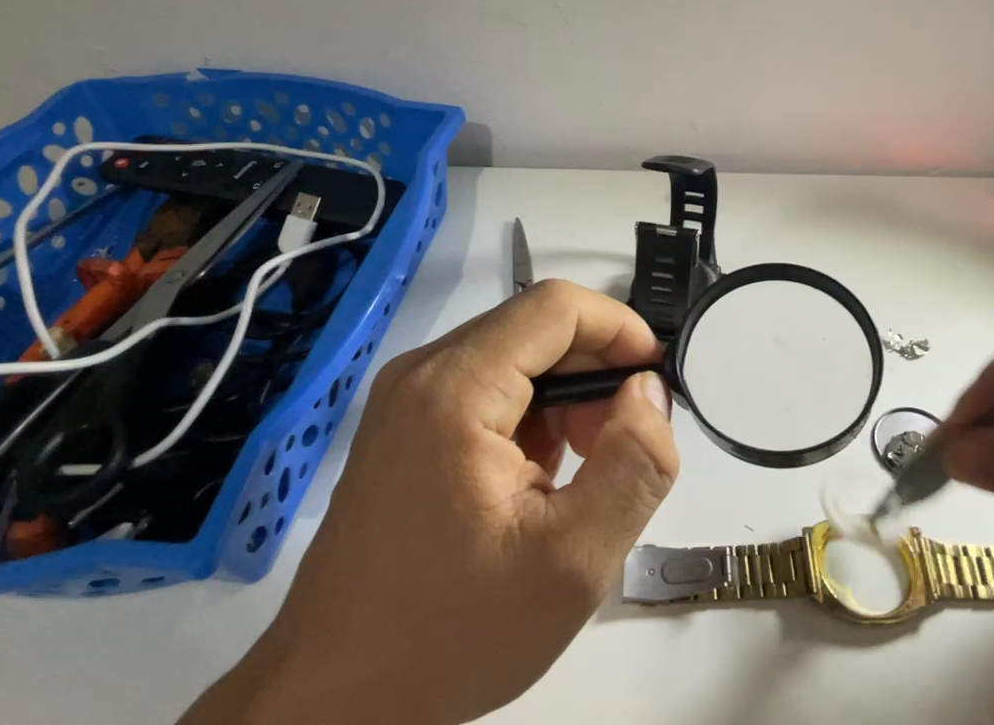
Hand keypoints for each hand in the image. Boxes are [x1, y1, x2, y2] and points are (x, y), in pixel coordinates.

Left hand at [182, 281, 677, 724]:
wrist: (336, 694)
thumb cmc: (451, 633)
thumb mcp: (572, 561)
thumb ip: (633, 465)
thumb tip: (647, 392)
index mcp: (454, 389)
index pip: (555, 307)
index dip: (619, 329)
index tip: (656, 383)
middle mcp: (422, 374)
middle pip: (533, 330)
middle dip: (596, 372)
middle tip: (625, 445)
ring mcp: (406, 401)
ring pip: (514, 361)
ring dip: (566, 399)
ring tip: (588, 471)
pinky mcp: (404, 429)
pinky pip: (486, 393)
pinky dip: (531, 420)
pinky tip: (543, 483)